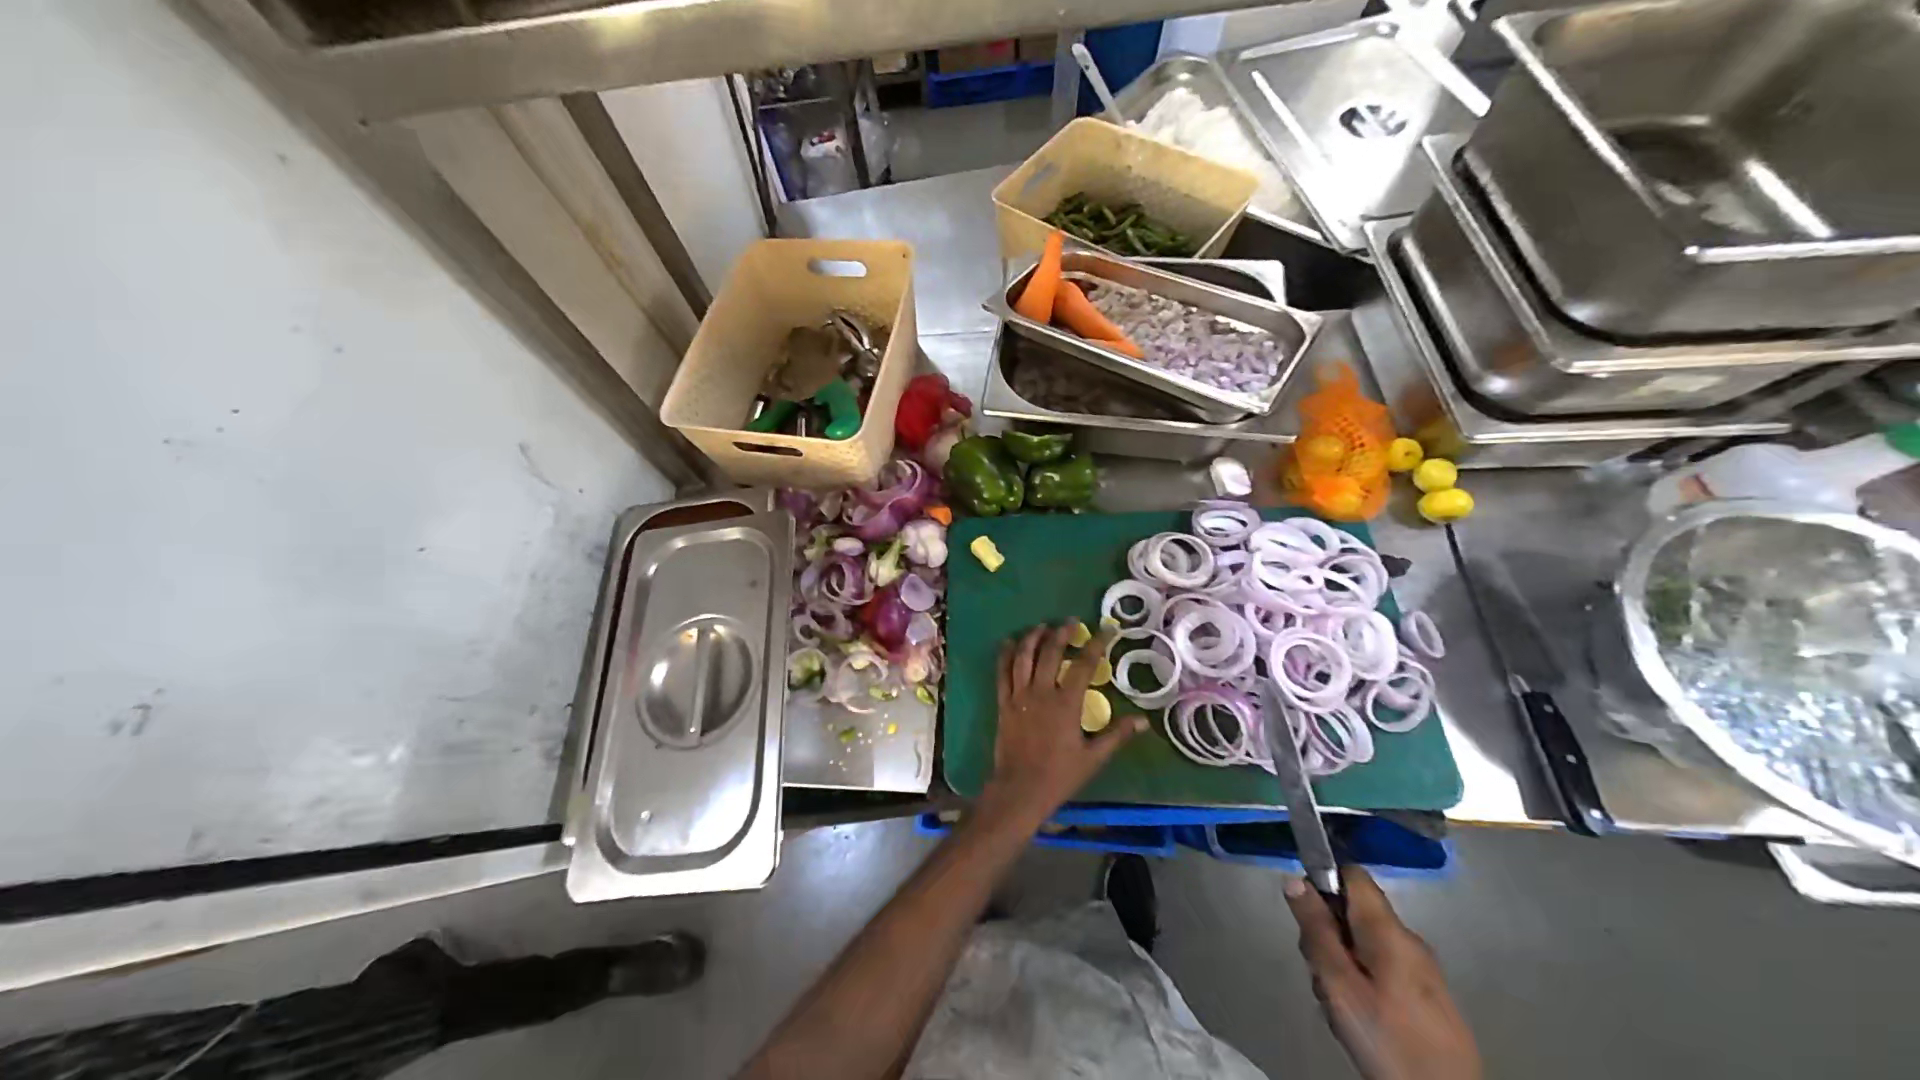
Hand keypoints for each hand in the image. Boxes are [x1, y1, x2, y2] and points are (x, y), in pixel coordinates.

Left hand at [978, 621, 1143, 827]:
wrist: (1020, 789)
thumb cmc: (1060, 775)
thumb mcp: (1093, 757)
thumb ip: (1116, 735)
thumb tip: (1143, 720)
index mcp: (1066, 703)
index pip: (1083, 664)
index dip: (1096, 644)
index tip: (1106, 629)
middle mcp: (1041, 692)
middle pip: (1049, 652)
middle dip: (1061, 633)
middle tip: (1071, 622)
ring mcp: (1019, 696)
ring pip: (1023, 657)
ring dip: (1032, 638)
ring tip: (1042, 626)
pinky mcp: (1003, 703)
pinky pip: (1002, 673)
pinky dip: (1006, 655)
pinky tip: (1010, 643)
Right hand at [1286, 866, 1480, 1079]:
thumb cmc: (1387, 1039)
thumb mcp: (1339, 985)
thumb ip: (1316, 930)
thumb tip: (1294, 879)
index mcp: (1389, 930)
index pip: (1352, 874)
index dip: (1323, 882)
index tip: (1306, 915)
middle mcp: (1409, 940)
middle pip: (1354, 913)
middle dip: (1327, 934)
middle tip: (1321, 975)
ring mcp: (1422, 970)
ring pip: (1364, 945)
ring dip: (1341, 964)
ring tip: (1338, 1004)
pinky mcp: (1427, 996)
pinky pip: (1381, 970)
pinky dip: (1362, 982)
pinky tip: (1359, 1017)